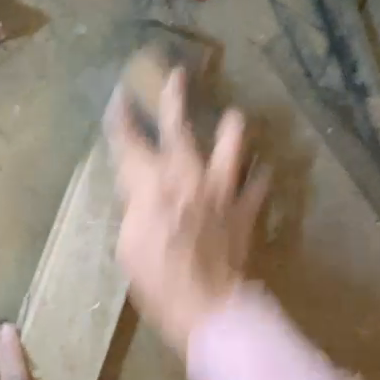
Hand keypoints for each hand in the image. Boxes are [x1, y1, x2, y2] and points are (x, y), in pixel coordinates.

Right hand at [105, 69, 269, 355]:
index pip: (130, 140)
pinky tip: (261, 173)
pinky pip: (258, 186)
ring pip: (230, 147)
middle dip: (173, 98)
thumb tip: (141, 190)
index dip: (122, 117)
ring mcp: (221, 190)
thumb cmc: (156, 280)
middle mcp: (187, 175)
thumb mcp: (128, 243)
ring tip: (234, 117)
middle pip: (178, 128)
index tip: (118, 97)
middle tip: (176, 75)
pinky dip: (258, 178)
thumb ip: (136, 206)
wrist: (207, 305)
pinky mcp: (245, 209)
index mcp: (151, 183)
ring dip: (231, 130)